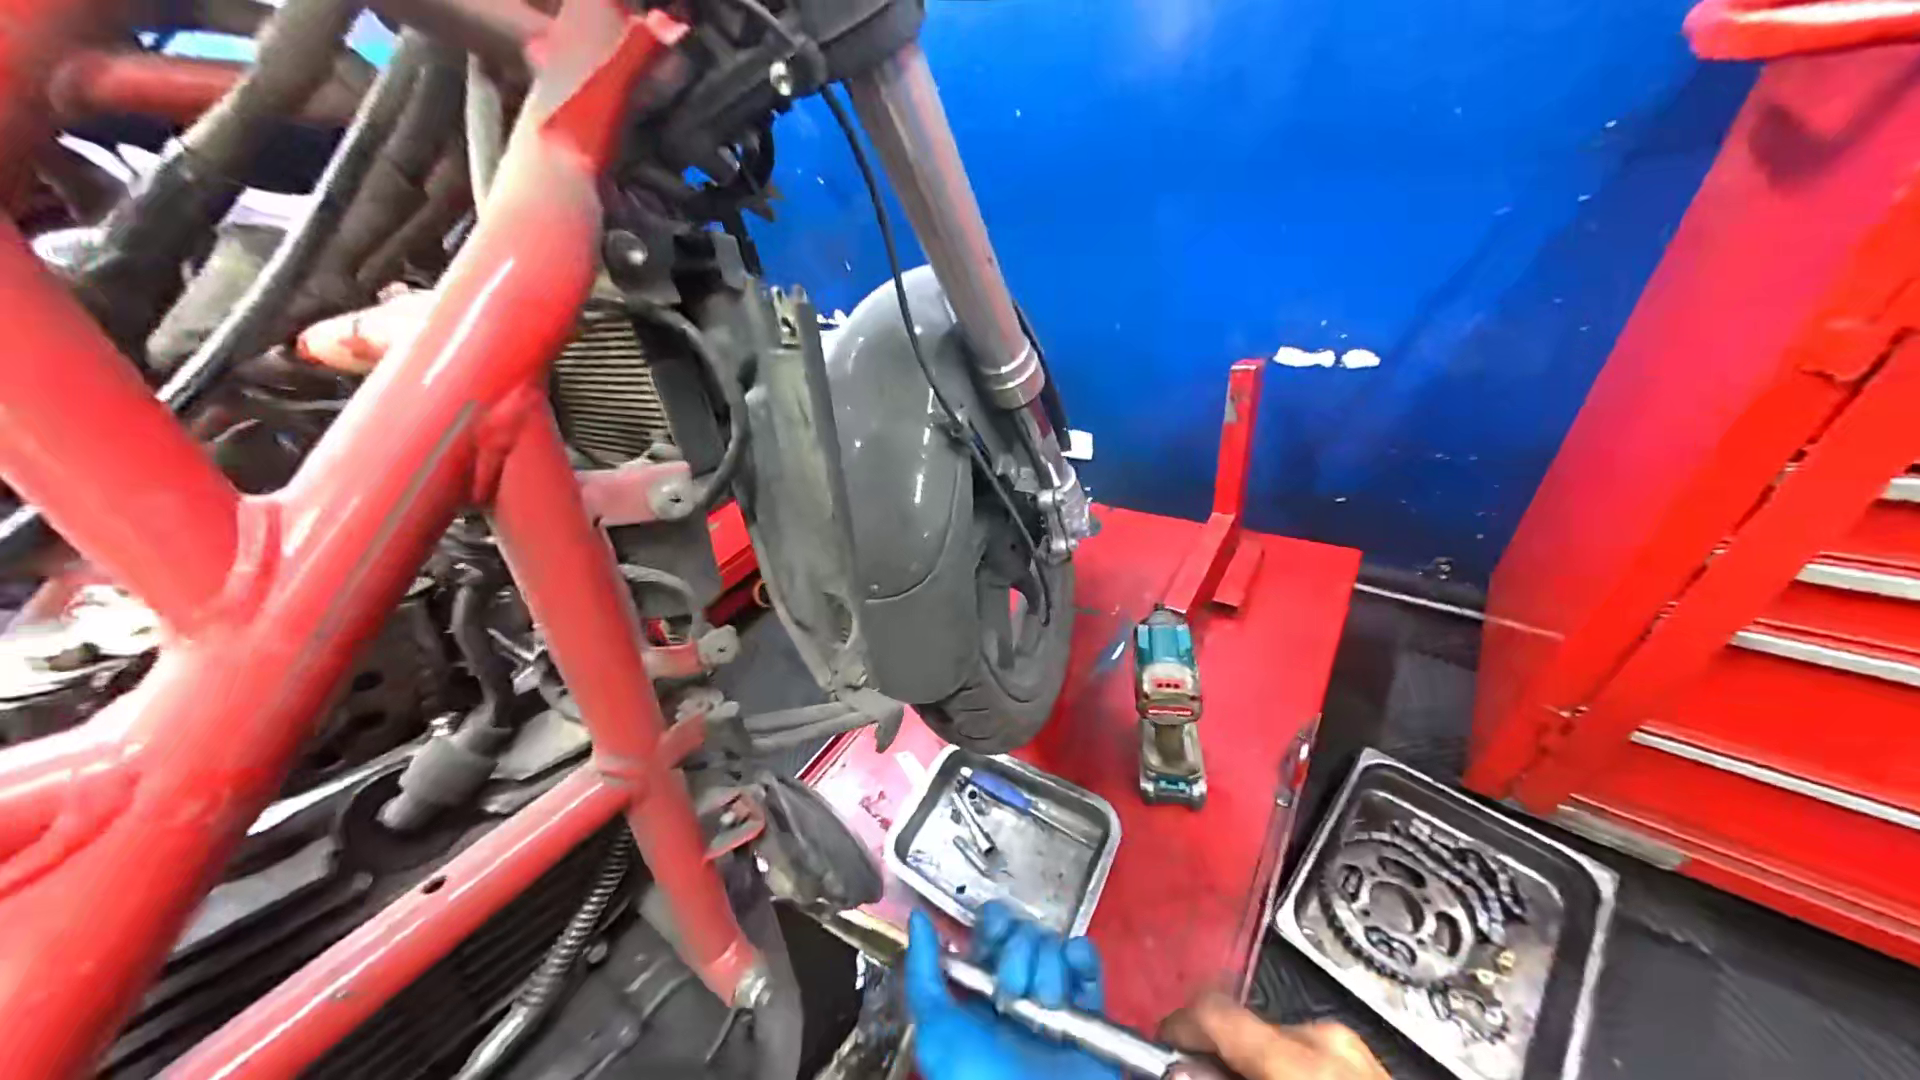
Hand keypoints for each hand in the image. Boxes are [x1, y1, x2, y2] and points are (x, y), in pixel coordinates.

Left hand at [904, 904, 1118, 1079]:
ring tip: (1042, 1009)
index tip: (991, 938)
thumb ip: (923, 972)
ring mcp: (1055, 993)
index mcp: (982, 987)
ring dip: (1045, 970)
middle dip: (1017, 952)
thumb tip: (918, 917)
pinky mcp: (1089, 1005)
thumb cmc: (979, 1079)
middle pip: (1022, 930)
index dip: (993, 924)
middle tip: (1011, 992)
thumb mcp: (937, 1032)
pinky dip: (1079, 958)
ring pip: (1051, 943)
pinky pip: (1086, 958)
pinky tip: (1070, 976)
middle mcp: (1019, 984)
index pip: (991, 928)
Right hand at [1161, 991, 1387, 1079]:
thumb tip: (1181, 1072)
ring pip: (1279, 1050)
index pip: (1215, 1013)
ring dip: (1252, 1074)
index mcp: (1302, 1061)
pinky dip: (1288, 1079)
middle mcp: (1329, 1044)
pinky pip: (1313, 1067)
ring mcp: (1358, 1060)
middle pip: (1244, 1032)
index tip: (1158, 1053)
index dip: (1177, 1030)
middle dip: (1219, 1064)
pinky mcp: (1374, 1075)